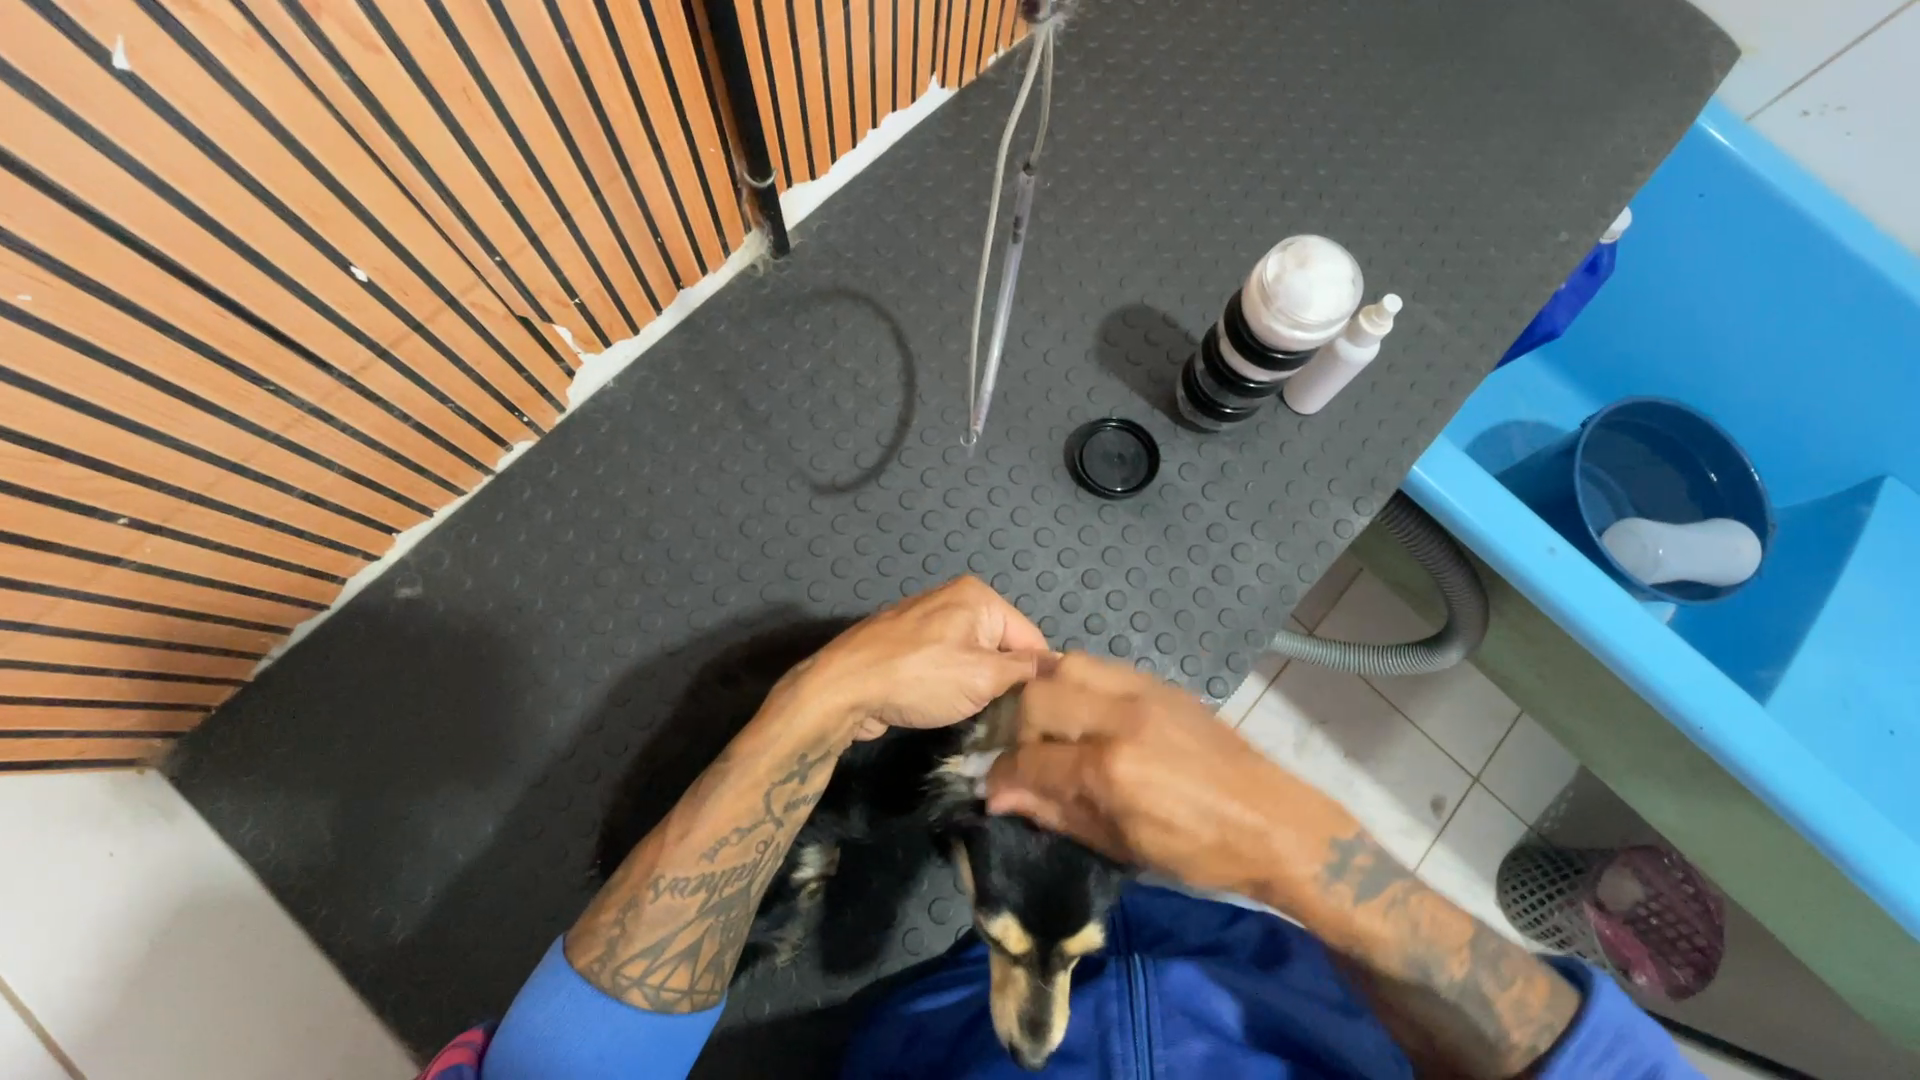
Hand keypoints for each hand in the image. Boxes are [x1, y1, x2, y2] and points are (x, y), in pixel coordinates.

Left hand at [796, 577, 1051, 740]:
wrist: (844, 688)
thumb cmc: (920, 678)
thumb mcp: (983, 678)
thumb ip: (1024, 670)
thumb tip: (1057, 666)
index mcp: (978, 596)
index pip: (1031, 638)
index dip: (1037, 676)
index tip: (1037, 710)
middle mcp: (954, 599)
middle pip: (1001, 645)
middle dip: (1005, 679)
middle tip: (1006, 715)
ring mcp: (927, 619)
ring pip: (973, 656)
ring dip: (977, 685)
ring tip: (975, 712)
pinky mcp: (907, 643)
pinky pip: (946, 661)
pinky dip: (951, 682)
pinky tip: (945, 704)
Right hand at [984, 653, 1364, 904]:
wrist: (1276, 822)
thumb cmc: (1200, 852)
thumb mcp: (1121, 845)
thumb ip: (1055, 812)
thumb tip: (1000, 797)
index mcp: (1113, 768)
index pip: (1031, 758)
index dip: (1002, 776)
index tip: (994, 789)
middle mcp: (1122, 717)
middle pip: (1038, 696)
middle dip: (1018, 728)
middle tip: (1027, 756)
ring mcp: (1145, 691)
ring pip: (1066, 665)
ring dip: (1046, 694)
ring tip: (1054, 728)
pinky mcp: (1161, 682)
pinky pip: (1101, 666)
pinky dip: (1080, 685)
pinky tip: (1087, 714)